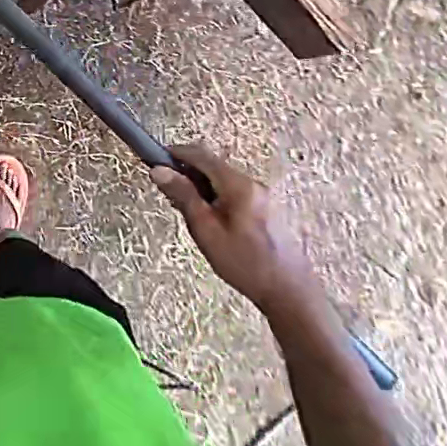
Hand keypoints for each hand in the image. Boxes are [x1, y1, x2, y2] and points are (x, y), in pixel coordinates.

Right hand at [150, 145, 318, 314]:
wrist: (290, 292)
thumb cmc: (246, 264)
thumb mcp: (205, 230)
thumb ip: (183, 196)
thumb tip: (160, 171)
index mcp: (239, 186)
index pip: (201, 155)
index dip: (176, 153)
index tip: (157, 158)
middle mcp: (255, 184)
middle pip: (214, 166)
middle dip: (188, 174)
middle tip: (170, 193)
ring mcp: (265, 196)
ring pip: (224, 181)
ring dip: (203, 187)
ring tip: (191, 214)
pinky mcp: (269, 208)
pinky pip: (237, 192)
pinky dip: (218, 197)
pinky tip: (213, 222)